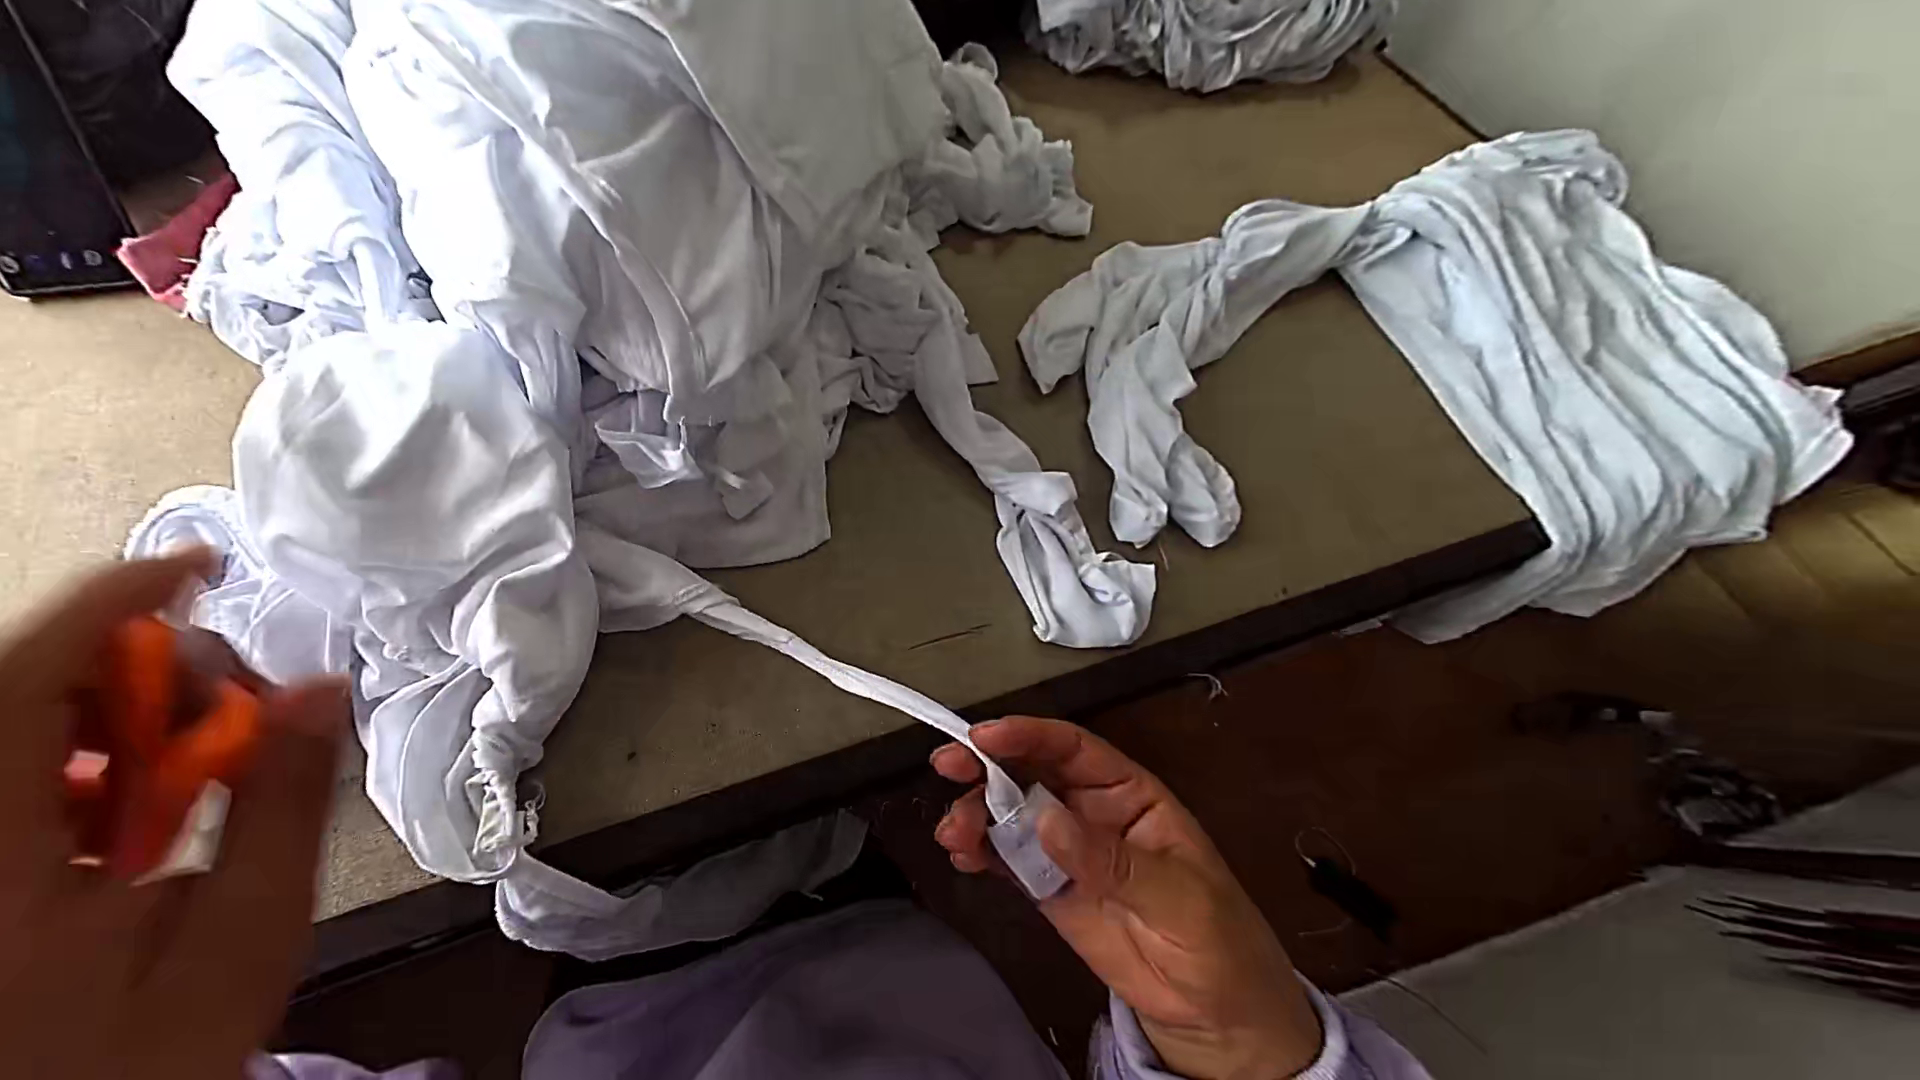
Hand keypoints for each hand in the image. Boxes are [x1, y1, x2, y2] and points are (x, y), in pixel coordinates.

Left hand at [0, 553, 348, 1079]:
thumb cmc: (147, 1058)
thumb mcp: (247, 930)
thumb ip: (285, 801)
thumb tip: (322, 692)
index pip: (17, 691)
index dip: (107, 610)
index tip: (197, 568)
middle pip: (22, 701)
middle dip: (153, 680)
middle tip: (245, 711)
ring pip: (24, 732)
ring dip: (133, 722)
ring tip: (208, 765)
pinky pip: (27, 775)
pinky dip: (100, 761)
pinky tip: (147, 803)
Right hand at [932, 717, 1321, 1079]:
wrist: (1217, 1018)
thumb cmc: (1217, 940)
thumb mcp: (1177, 896)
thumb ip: (1110, 859)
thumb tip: (1045, 820)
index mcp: (1128, 791)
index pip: (1074, 748)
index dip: (1030, 735)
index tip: (985, 735)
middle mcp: (1089, 808)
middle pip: (1031, 771)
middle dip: (987, 763)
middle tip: (949, 764)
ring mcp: (1064, 848)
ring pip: (1010, 812)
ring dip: (976, 812)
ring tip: (953, 831)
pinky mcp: (1047, 887)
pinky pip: (1006, 858)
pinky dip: (979, 851)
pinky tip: (961, 854)